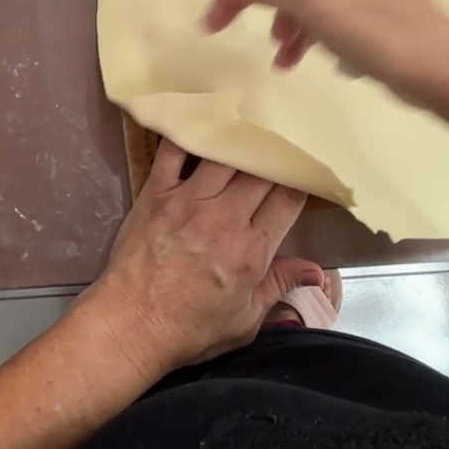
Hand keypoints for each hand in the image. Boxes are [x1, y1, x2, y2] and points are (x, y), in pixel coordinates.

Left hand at [76, 139, 319, 375]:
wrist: (132, 323)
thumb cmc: (189, 329)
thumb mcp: (245, 320)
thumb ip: (279, 286)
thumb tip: (315, 271)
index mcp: (250, 249)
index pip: (287, 200)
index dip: (301, 180)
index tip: (306, 170)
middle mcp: (223, 217)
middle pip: (260, 171)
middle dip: (275, 156)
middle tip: (282, 142)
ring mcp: (188, 200)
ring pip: (223, 156)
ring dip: (238, 140)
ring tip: (250, 124)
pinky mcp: (156, 192)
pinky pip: (173, 152)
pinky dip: (186, 134)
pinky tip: (198, 119)